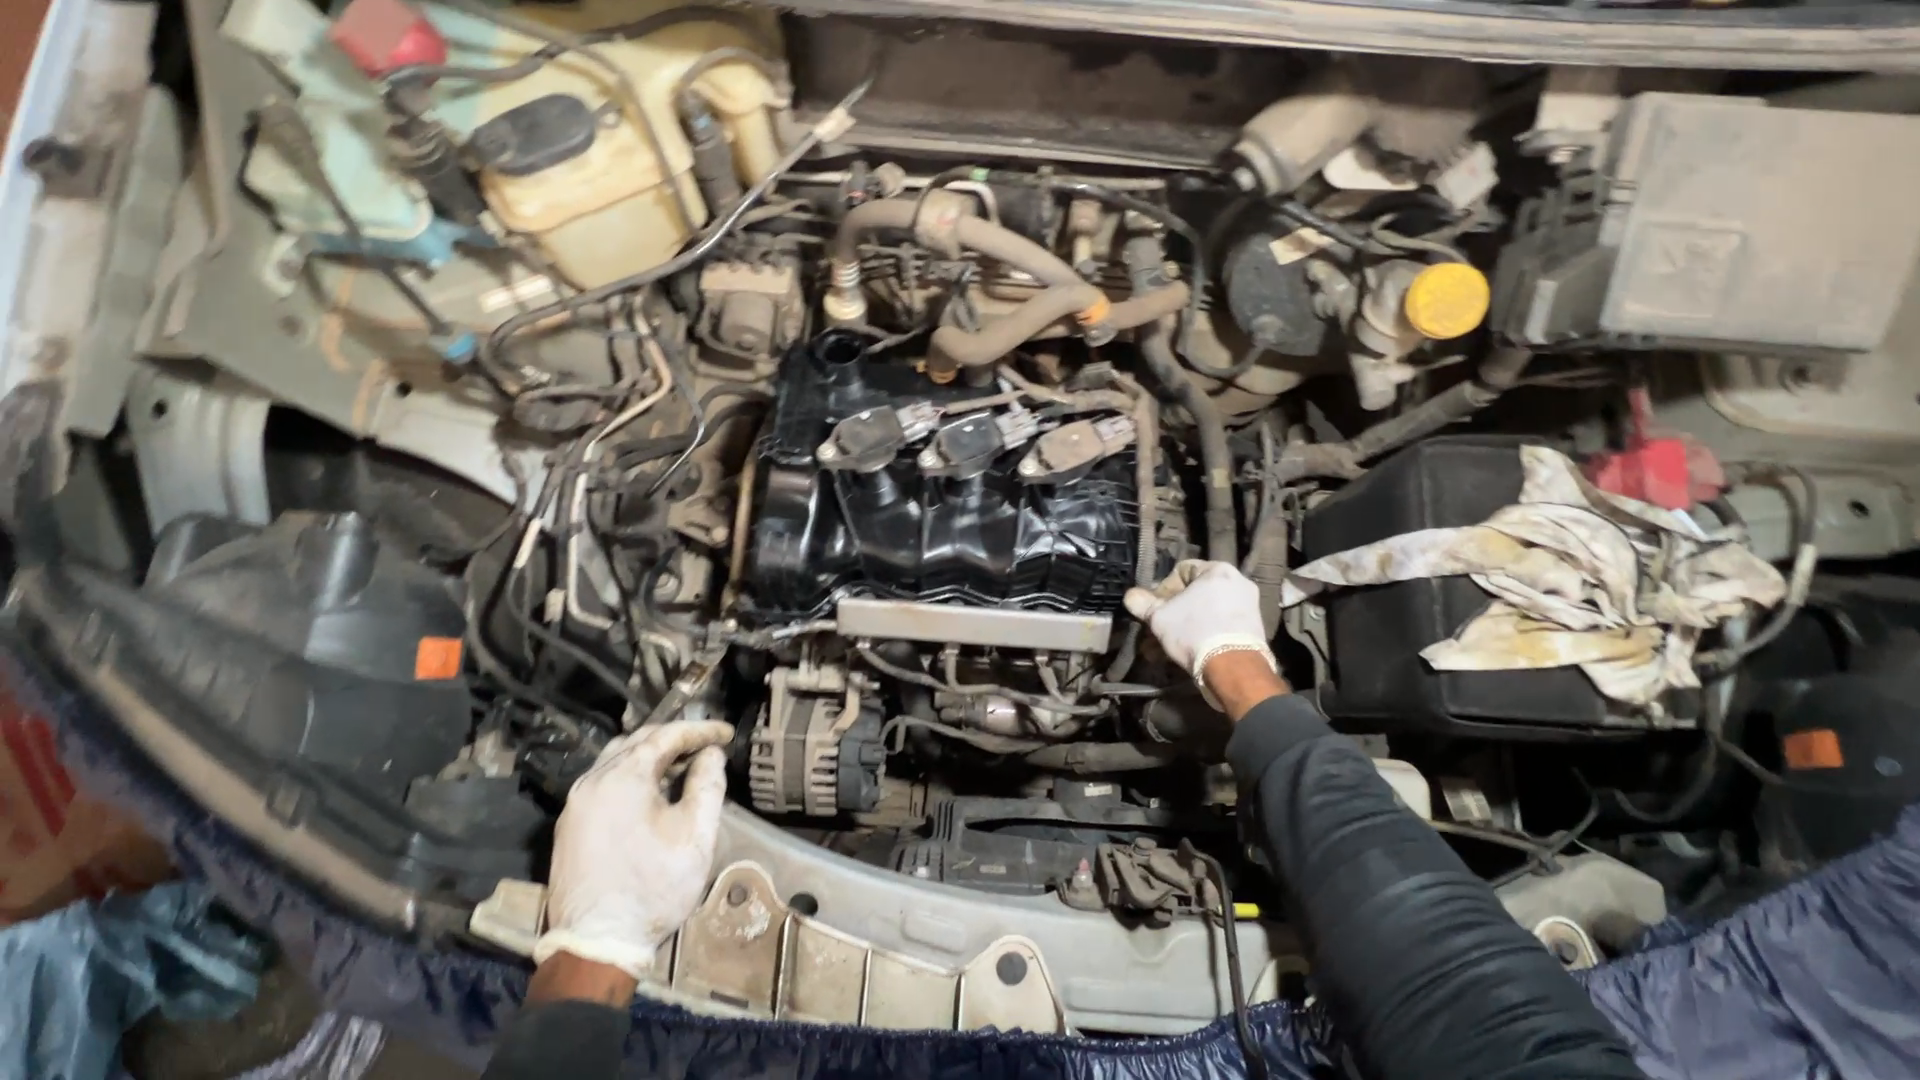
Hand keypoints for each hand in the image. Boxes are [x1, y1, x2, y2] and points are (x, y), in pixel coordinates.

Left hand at [535, 720, 735, 983]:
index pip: (667, 736)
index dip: (700, 730)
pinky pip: (603, 782)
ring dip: (650, 755)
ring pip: (615, 760)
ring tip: (681, 764)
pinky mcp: (569, 825)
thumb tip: (709, 754)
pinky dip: (631, 775)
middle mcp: (592, 780)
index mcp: (623, 776)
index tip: (727, 733)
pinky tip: (651, 791)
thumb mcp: (695, 834)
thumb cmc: (654, 887)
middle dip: (675, 738)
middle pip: (637, 741)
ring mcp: (575, 803)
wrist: (598, 944)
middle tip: (707, 744)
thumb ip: (707, 784)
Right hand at [1124, 560, 1280, 710]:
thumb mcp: (1159, 617)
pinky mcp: (1253, 629)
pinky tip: (1185, 653)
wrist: (1233, 667)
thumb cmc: (1194, 632)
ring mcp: (1248, 607)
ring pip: (1205, 613)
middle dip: (1172, 614)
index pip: (1182, 570)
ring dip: (1183, 628)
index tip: (1155, 607)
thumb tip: (1131, 596)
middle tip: (1157, 630)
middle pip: (1194, 594)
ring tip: (1165, 649)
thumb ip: (1142, 603)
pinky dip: (1202, 635)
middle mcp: (1238, 583)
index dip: (1162, 588)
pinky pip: (1219, 626)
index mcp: (1218, 570)